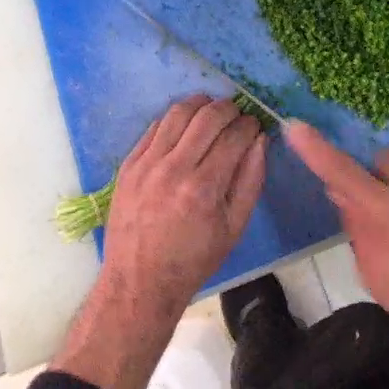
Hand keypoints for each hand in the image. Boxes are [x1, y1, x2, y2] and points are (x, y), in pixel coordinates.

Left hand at [102, 93, 268, 311]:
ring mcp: (147, 164)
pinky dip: (175, 119)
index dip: (250, 124)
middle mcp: (173, 170)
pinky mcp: (128, 164)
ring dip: (201, 105)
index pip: (234, 137)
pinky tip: (186, 126)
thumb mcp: (234, 228)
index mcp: (203, 189)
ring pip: (178, 113)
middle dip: (229, 108)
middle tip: (237, 115)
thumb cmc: (193, 260)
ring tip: (212, 112)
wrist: (138, 283)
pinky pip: (155, 126)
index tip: (255, 125)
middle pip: (208, 117)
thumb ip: (251, 180)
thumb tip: (260, 140)